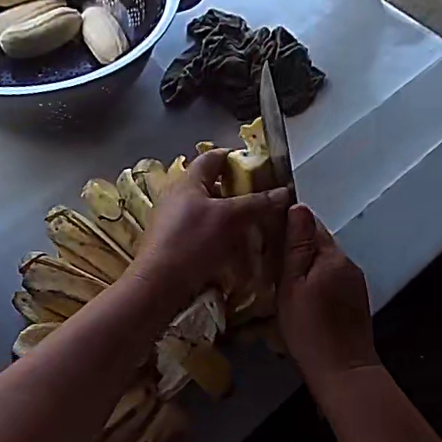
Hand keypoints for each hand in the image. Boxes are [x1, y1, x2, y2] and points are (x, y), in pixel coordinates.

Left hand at [129, 147, 290, 306]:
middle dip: (239, 193)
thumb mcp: (229, 219)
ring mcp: (175, 222)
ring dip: (232, 219)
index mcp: (188, 182)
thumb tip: (283, 192)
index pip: (214, 157)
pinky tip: (235, 250)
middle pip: (214, 186)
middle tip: (262, 202)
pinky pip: (203, 234)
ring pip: (210, 213)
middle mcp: (178, 197)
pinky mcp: (176, 244)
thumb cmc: (191, 243)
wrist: (159, 285)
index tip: (260, 168)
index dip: (237, 158)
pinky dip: (221, 238)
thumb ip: (257, 203)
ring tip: (254, 228)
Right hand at [277, 204, 377, 384]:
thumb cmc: (309, 331)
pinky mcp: (355, 301)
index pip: (311, 224)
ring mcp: (355, 283)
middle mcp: (348, 264)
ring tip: (282, 279)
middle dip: (296, 246)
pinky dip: (317, 282)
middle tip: (268, 257)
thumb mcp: (292, 287)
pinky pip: (332, 280)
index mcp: (332, 256)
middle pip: (319, 243)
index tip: (266, 232)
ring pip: (325, 263)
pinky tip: (303, 297)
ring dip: (307, 266)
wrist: (343, 371)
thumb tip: (297, 207)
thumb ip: (296, 247)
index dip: (288, 225)